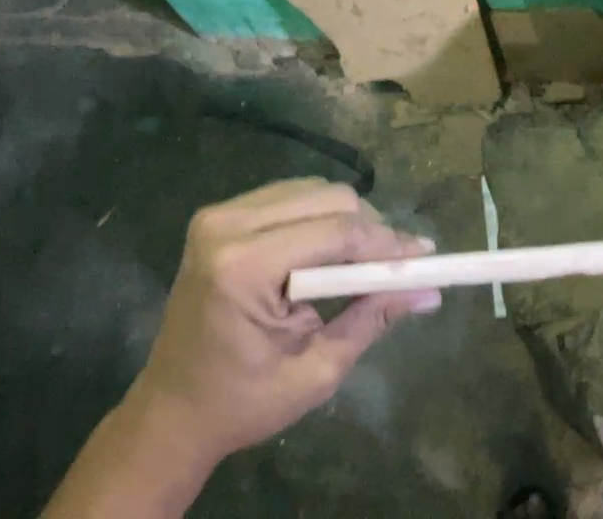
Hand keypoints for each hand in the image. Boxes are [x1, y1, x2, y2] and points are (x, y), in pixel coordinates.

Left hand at [132, 177, 441, 458]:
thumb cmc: (242, 402)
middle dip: (371, 228)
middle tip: (399, 264)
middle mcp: (227, 226)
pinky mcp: (219, 217)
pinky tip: (332, 250)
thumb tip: (430, 291)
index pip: (336, 231)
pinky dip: (320, 216)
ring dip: (347, 220)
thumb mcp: (317, 371)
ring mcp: (218, 216)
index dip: (386, 242)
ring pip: (312, 190)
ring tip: (369, 261)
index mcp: (244, 267)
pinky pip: (289, 197)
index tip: (426, 257)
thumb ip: (372, 319)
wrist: (171, 411)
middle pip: (328, 198)